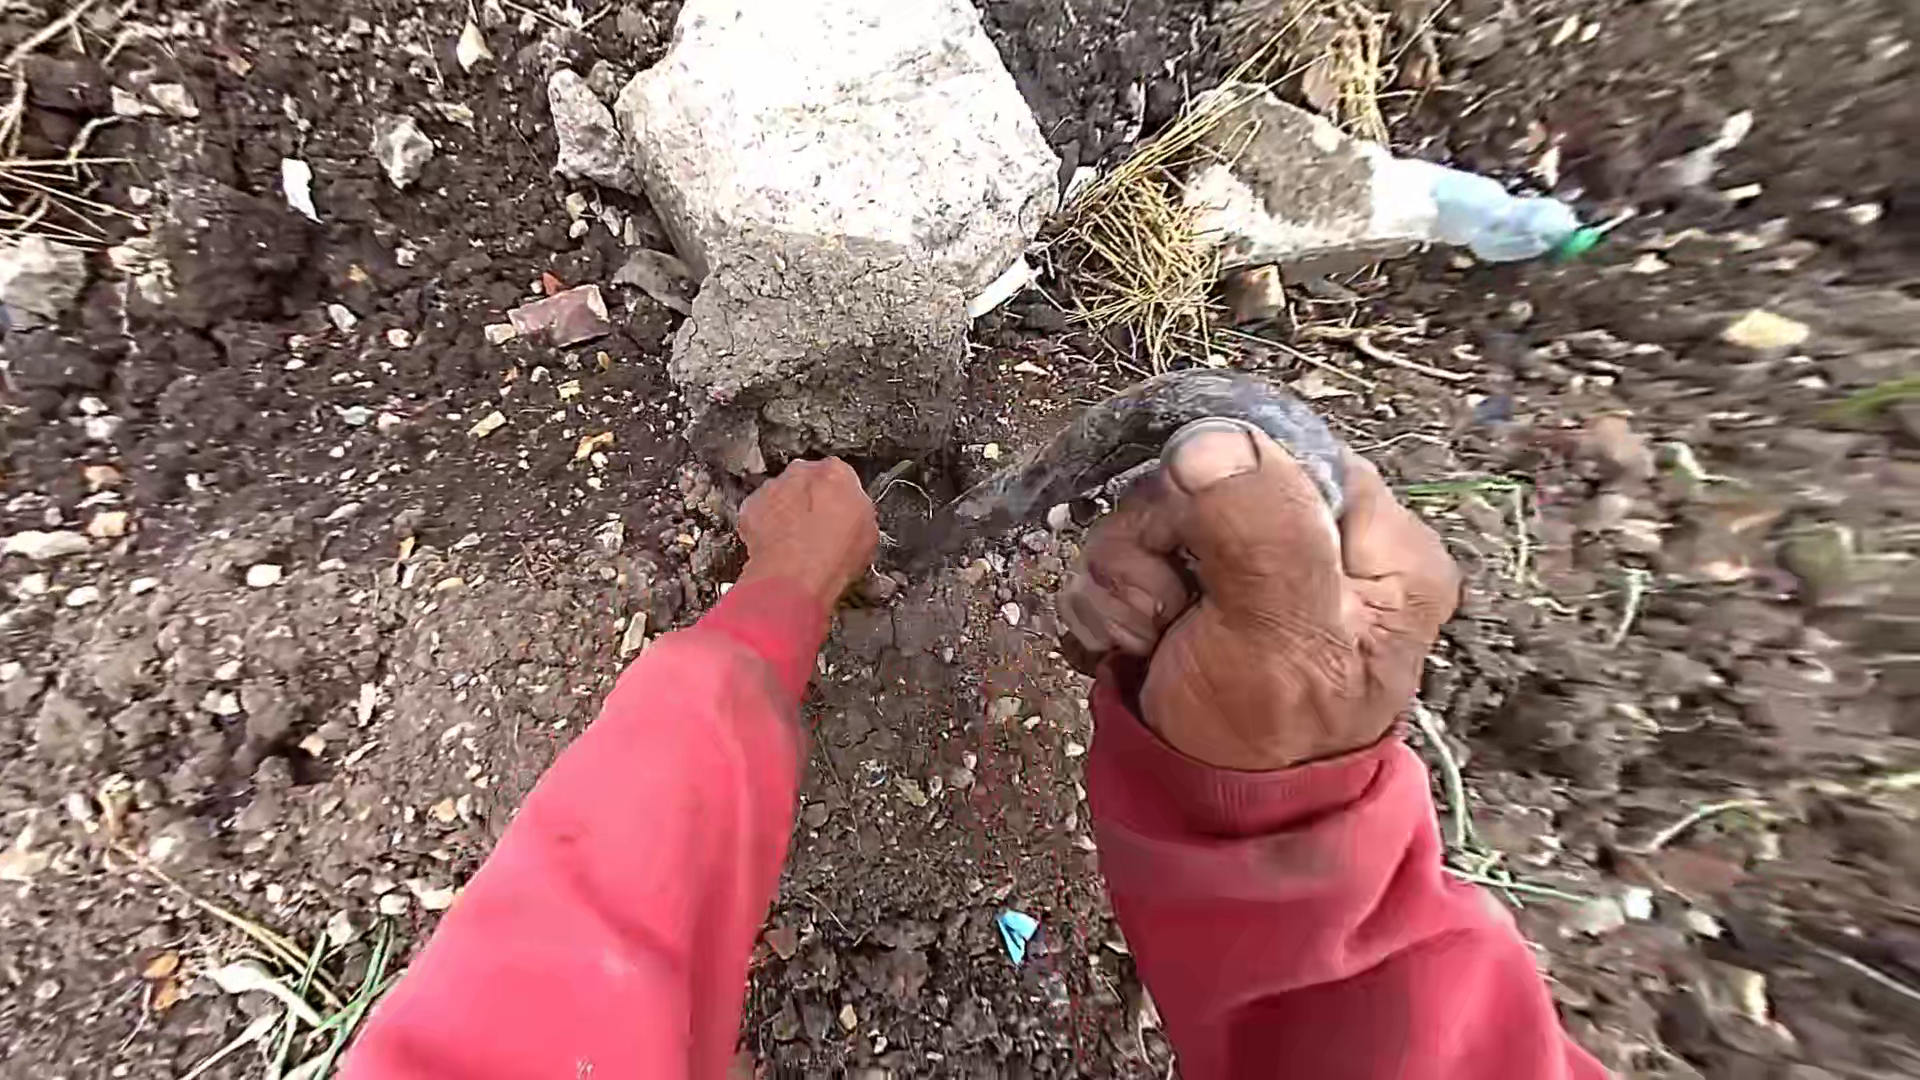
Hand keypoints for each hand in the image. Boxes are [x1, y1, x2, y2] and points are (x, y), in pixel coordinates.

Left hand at [734, 458, 879, 613]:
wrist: (797, 577)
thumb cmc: (834, 557)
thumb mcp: (868, 534)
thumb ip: (856, 512)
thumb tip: (851, 517)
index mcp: (837, 473)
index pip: (840, 476)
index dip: (840, 499)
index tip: (840, 516)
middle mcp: (802, 472)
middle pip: (808, 481)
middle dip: (811, 500)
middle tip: (818, 530)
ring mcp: (773, 488)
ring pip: (782, 494)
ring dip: (788, 511)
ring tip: (797, 543)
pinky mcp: (750, 508)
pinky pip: (761, 511)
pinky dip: (766, 525)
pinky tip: (778, 547)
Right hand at [1059, 420, 1458, 770]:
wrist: (1200, 807)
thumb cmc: (1262, 732)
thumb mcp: (1282, 635)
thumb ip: (1258, 531)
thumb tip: (1204, 438)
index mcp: (1365, 537)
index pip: (1280, 448)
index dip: (1220, 482)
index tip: (1192, 540)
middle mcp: (1296, 537)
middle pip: (1190, 480)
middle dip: (1154, 548)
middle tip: (1169, 612)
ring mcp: (1225, 561)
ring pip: (1136, 519)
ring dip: (1122, 584)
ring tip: (1149, 639)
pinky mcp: (1170, 584)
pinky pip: (1110, 559)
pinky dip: (1106, 603)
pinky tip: (1129, 642)